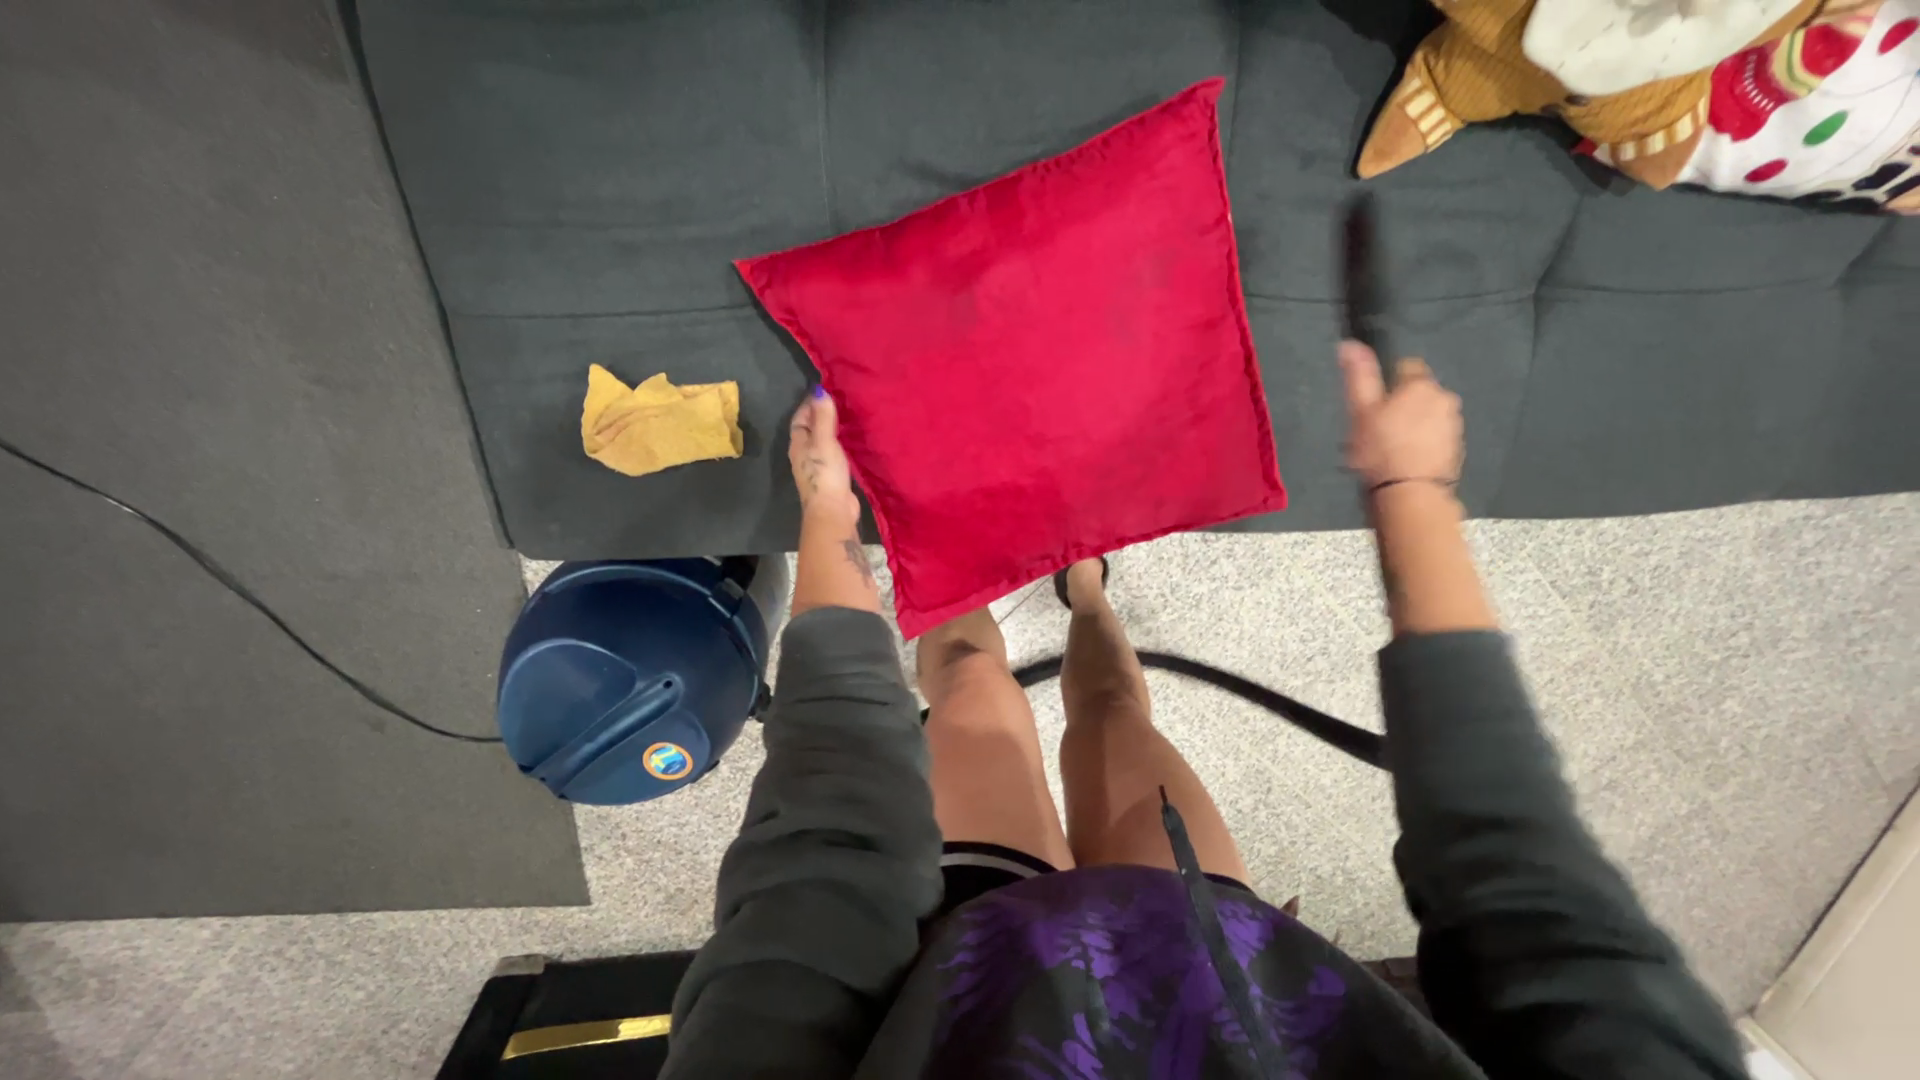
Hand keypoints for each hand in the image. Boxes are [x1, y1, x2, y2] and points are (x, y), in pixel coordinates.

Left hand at [789, 386, 859, 522]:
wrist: (832, 510)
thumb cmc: (825, 473)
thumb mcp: (824, 441)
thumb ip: (823, 417)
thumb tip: (819, 390)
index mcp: (798, 444)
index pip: (800, 418)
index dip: (810, 404)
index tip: (826, 391)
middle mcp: (804, 454)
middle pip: (810, 429)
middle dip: (821, 415)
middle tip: (840, 402)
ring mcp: (817, 467)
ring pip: (822, 441)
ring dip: (831, 430)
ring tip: (848, 417)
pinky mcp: (830, 476)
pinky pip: (833, 453)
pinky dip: (840, 444)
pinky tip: (851, 441)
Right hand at [1338, 340, 1463, 489]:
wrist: (1409, 493)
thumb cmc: (1380, 449)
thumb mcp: (1360, 411)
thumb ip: (1358, 376)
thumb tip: (1349, 344)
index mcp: (1421, 385)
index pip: (1405, 367)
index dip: (1387, 383)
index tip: (1373, 405)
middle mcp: (1444, 398)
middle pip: (1418, 393)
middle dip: (1402, 405)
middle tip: (1377, 429)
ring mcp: (1454, 424)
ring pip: (1428, 415)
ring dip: (1413, 424)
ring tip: (1390, 448)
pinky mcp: (1456, 448)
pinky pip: (1435, 436)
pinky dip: (1423, 443)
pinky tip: (1406, 459)